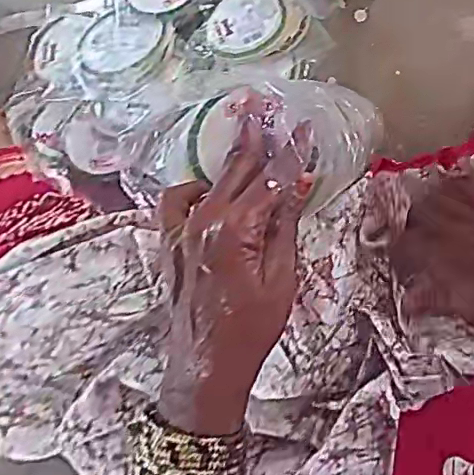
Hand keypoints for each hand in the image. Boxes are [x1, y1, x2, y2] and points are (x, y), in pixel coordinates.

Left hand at [156, 106, 314, 434]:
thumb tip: (300, 183)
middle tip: (265, 104)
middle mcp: (202, 222)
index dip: (291, 152)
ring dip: (230, 157)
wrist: (205, 370)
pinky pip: (177, 202)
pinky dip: (197, 187)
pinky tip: (212, 186)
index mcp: (234, 230)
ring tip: (245, 135)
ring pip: (209, 180)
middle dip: (254, 136)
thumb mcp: (283, 277)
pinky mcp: (169, 244)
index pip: (271, 179)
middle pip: (236, 169)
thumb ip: (286, 224)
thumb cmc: (252, 327)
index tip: (304, 126)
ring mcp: (179, 232)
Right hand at [391, 168, 473, 338]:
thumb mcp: (470, 310)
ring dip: (428, 198)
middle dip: (407, 219)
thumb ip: (437, 301)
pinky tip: (452, 181)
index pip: (409, 245)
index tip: (395, 255)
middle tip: (404, 227)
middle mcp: (460, 230)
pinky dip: (458, 182)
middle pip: (422, 213)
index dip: (397, 249)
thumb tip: (409, 300)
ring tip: (421, 203)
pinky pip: (473, 187)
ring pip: (444, 195)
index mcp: (448, 257)